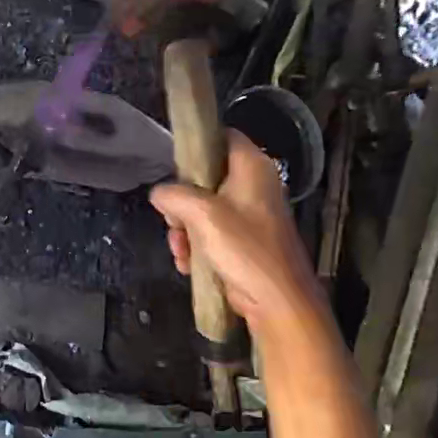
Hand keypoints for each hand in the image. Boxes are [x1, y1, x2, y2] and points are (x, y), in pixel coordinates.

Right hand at [149, 132, 324, 329]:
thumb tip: (160, 193)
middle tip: (173, 221)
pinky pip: (214, 234)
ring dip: (186, 230)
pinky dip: (198, 247)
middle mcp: (255, 185)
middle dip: (182, 203)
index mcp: (253, 167)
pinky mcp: (247, 242)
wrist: (278, 299)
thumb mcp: (203, 215)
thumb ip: (175, 196)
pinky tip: (188, 264)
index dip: (197, 147)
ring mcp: (252, 215)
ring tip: (180, 250)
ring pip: (205, 210)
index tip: (173, 167)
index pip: (223, 137)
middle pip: (207, 178)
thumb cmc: (245, 249)